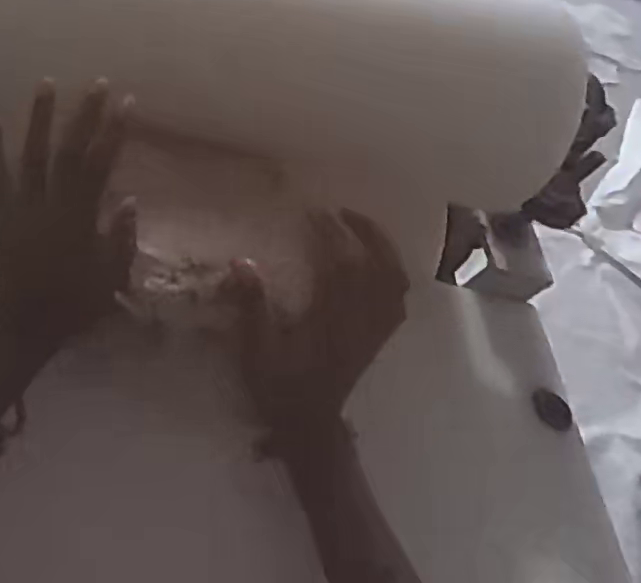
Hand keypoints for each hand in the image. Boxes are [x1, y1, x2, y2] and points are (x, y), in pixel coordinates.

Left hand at [0, 80, 136, 349]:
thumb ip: (121, 238)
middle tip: (97, 83)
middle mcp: (51, 204)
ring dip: (40, 118)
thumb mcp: (110, 277)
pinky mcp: (2, 214)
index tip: (127, 103)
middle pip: (69, 151)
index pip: (101, 166)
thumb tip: (131, 200)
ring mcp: (23, 206)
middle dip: (84, 115)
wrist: (24, 325)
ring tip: (46, 83)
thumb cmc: (73, 303)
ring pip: (32, 155)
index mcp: (80, 218)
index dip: (114, 133)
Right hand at [228, 209, 408, 447]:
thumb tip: (243, 261)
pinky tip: (378, 261)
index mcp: (331, 319)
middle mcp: (360, 320)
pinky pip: (397, 297)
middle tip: (340, 212)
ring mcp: (374, 328)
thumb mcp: (257, 349)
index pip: (340, 265)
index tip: (314, 212)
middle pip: (377, 266)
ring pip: (393, 279)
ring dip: (382, 247)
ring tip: (360, 227)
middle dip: (363, 232)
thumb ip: (252, 305)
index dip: (330, 233)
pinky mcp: (379, 336)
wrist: (310, 427)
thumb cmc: (280, 387)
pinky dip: (392, 271)